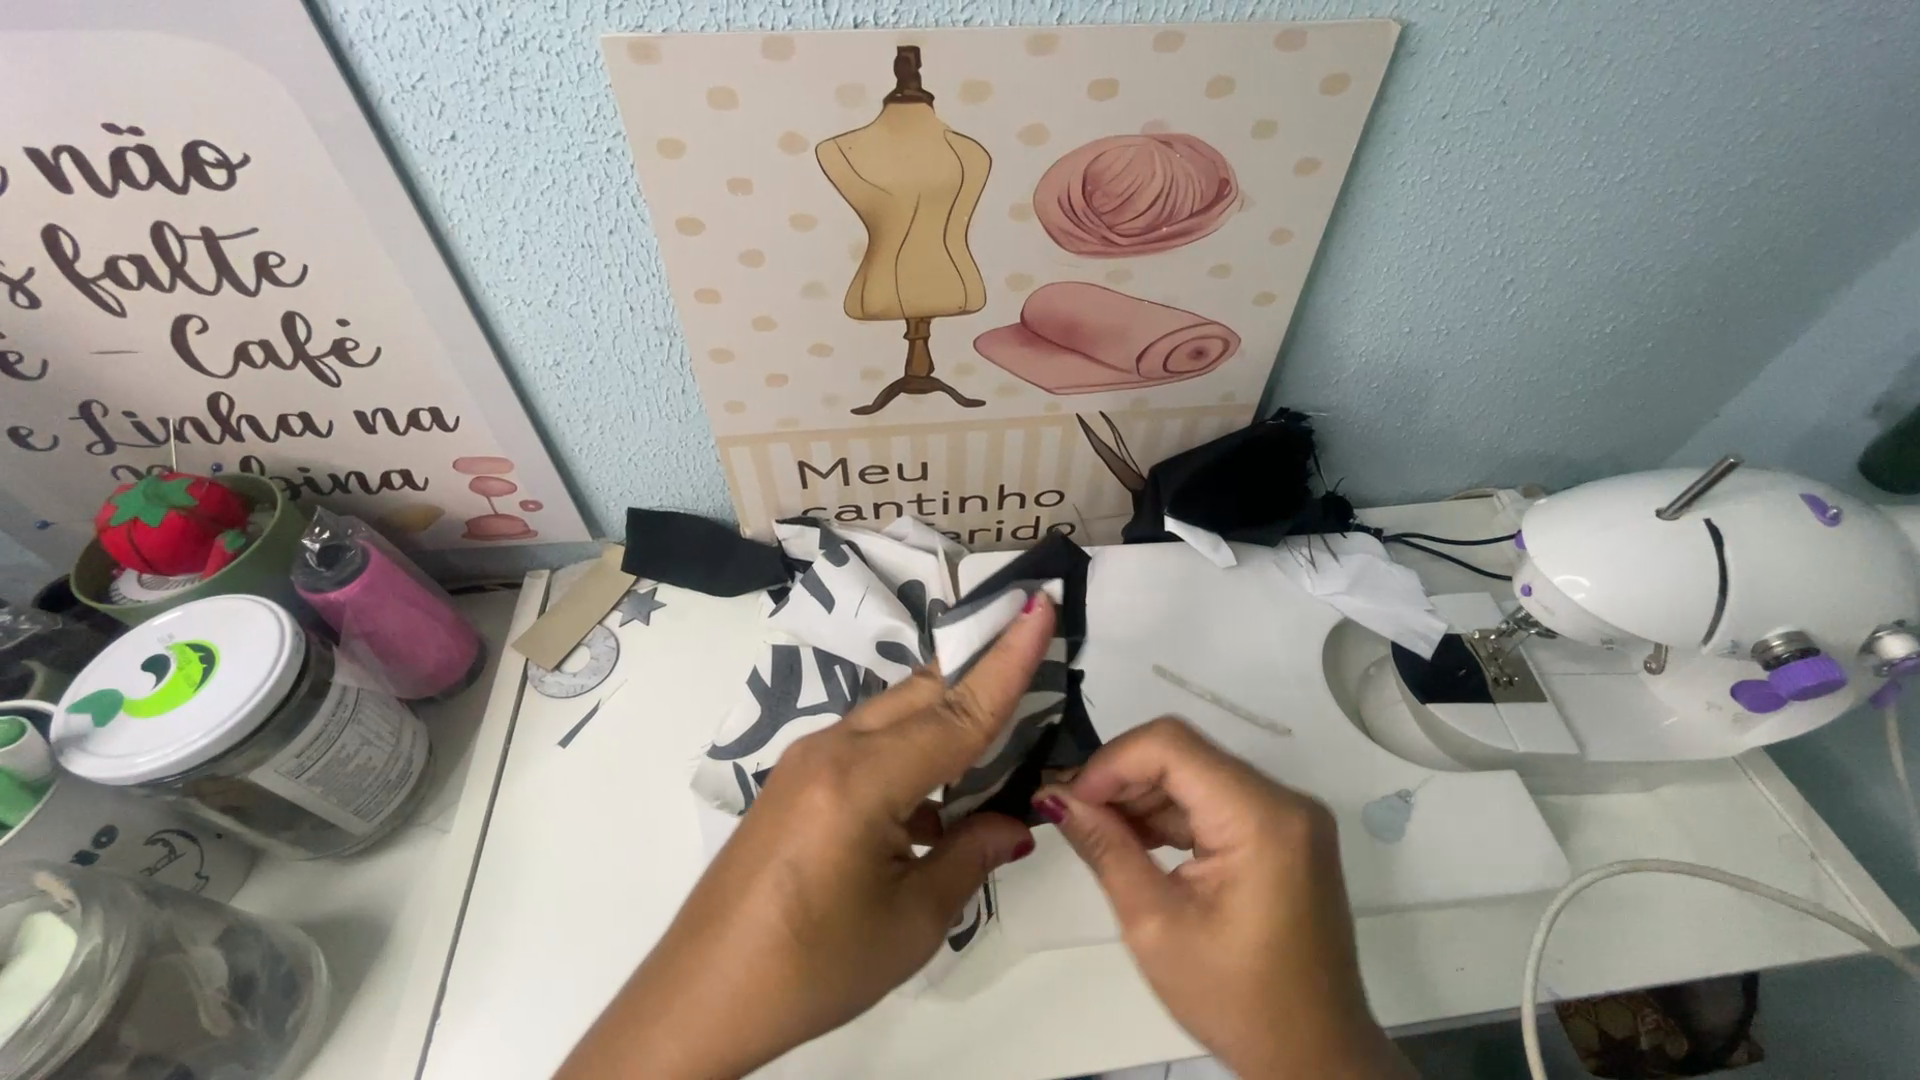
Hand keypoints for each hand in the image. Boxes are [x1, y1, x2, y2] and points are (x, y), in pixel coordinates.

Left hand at [557, 595, 1054, 1079]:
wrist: (702, 997)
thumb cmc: (813, 968)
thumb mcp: (911, 922)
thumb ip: (970, 856)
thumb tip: (1015, 822)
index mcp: (863, 781)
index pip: (958, 712)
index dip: (1008, 660)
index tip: (1039, 605)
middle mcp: (832, 749)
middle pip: (924, 693)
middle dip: (980, 672)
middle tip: (1035, 655)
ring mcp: (807, 758)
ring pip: (895, 711)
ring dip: (947, 712)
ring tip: (998, 732)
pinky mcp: (796, 777)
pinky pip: (870, 740)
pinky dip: (913, 747)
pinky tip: (936, 795)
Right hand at [1034, 718, 1413, 1079]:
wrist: (1315, 1059)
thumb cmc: (1235, 1001)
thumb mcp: (1154, 926)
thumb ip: (1105, 848)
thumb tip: (1053, 796)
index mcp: (1261, 818)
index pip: (1171, 745)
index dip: (1112, 762)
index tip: (1071, 800)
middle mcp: (1283, 800)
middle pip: (1184, 754)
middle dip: (1122, 779)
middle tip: (1074, 817)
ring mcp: (1288, 814)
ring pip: (1196, 772)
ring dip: (1143, 796)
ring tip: (1099, 834)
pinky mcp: (1284, 832)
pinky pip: (1216, 799)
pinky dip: (1172, 814)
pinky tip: (1137, 843)